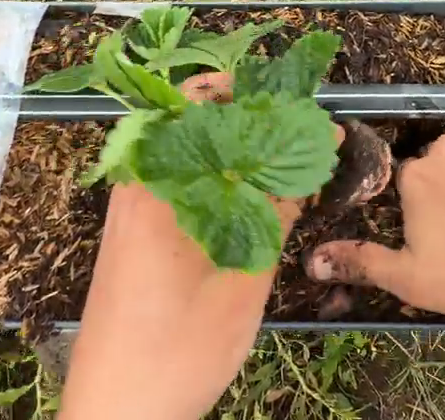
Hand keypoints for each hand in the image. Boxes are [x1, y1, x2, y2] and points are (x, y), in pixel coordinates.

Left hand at [58, 74, 320, 419]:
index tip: (293, 98)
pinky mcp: (130, 233)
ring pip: (183, 149)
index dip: (251, 92)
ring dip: (230, 143)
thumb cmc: (178, 351)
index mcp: (158, 183)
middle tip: (293, 126)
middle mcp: (137, 183)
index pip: (202, 103)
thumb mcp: (244, 280)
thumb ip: (277, 209)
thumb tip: (315, 150)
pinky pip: (174, 179)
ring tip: (278, 155)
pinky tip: (245, 195)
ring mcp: (129, 208)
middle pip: (190, 119)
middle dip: (245, 113)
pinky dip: (212, 173)